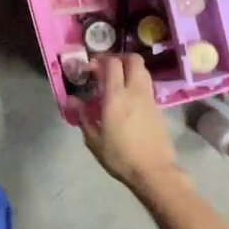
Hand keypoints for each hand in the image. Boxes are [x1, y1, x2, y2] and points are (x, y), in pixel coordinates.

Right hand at [81, 53, 182, 189]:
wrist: (154, 170)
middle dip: (120, 58)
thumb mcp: (94, 139)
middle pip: (133, 60)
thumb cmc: (120, 156)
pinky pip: (146, 86)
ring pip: (143, 71)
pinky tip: (127, 100)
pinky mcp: (157, 108)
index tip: (90, 68)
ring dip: (130, 69)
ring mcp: (149, 98)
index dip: (101, 60)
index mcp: (116, 97)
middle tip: (106, 68)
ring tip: (116, 82)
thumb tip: (71, 100)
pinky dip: (137, 83)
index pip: (112, 64)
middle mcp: (135, 91)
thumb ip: (83, 116)